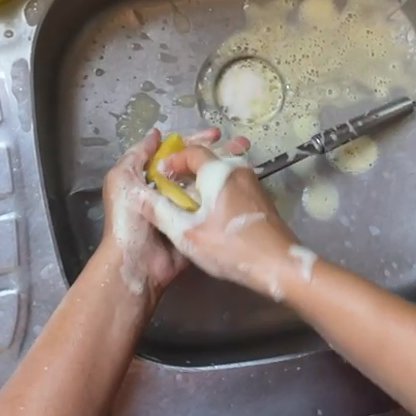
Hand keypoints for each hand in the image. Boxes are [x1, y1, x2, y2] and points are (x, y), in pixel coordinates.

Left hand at [99, 128, 246, 302]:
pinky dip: (226, 195)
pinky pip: (212, 206)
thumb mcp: (122, 180)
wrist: (137, 263)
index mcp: (150, 178)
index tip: (217, 134)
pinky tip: (244, 184)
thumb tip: (156, 133)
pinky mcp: (197, 224)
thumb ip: (137, 155)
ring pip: (208, 183)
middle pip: (196, 165)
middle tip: (241, 145)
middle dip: (217, 153)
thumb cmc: (126, 219)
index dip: (195, 142)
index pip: (176, 153)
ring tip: (246, 159)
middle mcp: (170, 190)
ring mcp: (185, 208)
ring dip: (226, 171)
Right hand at [146, 145, 310, 300]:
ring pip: (223, 169)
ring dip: (204, 177)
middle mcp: (238, 169)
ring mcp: (253, 182)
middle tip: (172, 182)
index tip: (161, 176)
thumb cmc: (230, 247)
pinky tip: (211, 207)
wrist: (278, 263)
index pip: (192, 152)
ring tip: (189, 195)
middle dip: (188, 166)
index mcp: (219, 172)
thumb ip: (161, 212)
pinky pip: (234, 181)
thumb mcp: (188, 234)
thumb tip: (137, 195)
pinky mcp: (260, 197)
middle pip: (210, 156)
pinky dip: (218, 186)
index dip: (173, 160)